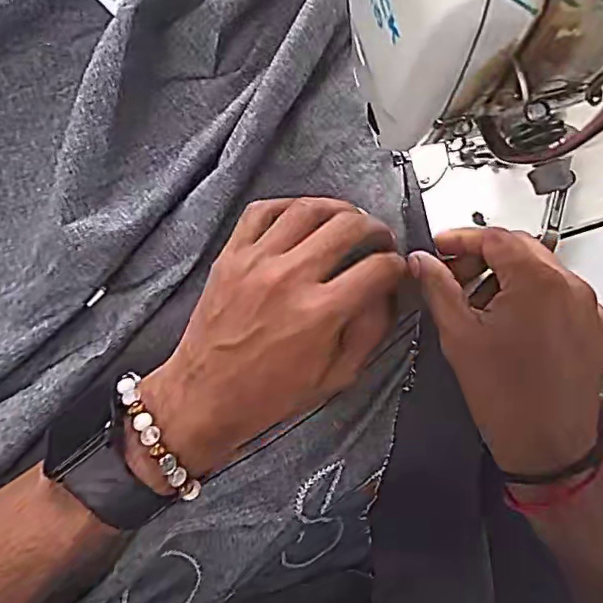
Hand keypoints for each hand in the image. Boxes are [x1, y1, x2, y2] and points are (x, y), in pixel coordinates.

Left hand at [134, 197, 404, 482]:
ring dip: (338, 209)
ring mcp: (256, 262)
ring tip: (348, 219)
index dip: (397, 265)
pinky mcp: (231, 256)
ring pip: (308, 209)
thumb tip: (388, 294)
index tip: (397, 268)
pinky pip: (262, 211)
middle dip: (376, 229)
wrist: (204, 396)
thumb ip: (370, 331)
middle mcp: (289, 279)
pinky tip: (302, 215)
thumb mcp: (335, 376)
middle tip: (380, 239)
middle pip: (348, 226)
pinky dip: (289, 205)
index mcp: (319, 313)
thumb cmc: (267, 394)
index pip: (377, 267)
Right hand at [408, 227, 602, 477]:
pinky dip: (529, 295)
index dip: (460, 239)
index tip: (441, 248)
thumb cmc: (512, 402)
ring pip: (539, 269)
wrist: (549, 448)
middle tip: (452, 273)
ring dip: (505, 276)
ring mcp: (585, 306)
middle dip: (482, 256)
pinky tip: (505, 321)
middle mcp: (570, 287)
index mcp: (539, 281)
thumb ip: (438, 288)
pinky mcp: (591, 326)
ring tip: (476, 303)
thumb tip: (423, 263)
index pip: (495, 237)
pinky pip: (557, 293)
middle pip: (519, 248)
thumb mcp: (460, 335)